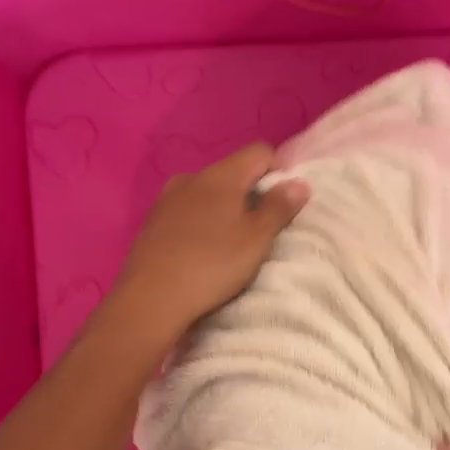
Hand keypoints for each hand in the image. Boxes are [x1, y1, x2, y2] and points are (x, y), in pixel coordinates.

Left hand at [108, 144, 309, 344]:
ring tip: (231, 241)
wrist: (150, 298)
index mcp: (221, 175)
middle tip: (261, 228)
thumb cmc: (212, 265)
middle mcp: (192, 177)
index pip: (259, 151)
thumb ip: (279, 207)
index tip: (284, 202)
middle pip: (232, 171)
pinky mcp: (153, 221)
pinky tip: (202, 250)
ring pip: (207, 191)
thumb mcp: (256, 239)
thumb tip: (299, 182)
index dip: (278, 170)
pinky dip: (201, 221)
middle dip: (251, 192)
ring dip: (224, 208)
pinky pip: (187, 210)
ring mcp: (167, 198)